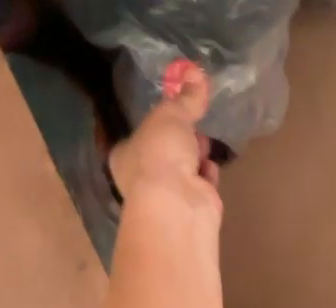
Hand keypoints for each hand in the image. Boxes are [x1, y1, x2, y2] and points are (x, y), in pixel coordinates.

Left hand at [107, 59, 220, 213]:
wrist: (179, 205)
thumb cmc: (161, 155)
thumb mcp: (171, 116)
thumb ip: (185, 98)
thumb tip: (196, 71)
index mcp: (125, 155)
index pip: (141, 135)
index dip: (160, 122)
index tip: (177, 111)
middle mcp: (143, 177)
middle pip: (166, 151)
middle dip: (182, 138)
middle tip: (193, 125)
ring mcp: (168, 196)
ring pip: (185, 168)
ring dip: (197, 156)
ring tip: (203, 145)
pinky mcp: (191, 208)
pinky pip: (201, 185)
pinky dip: (207, 176)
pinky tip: (210, 169)